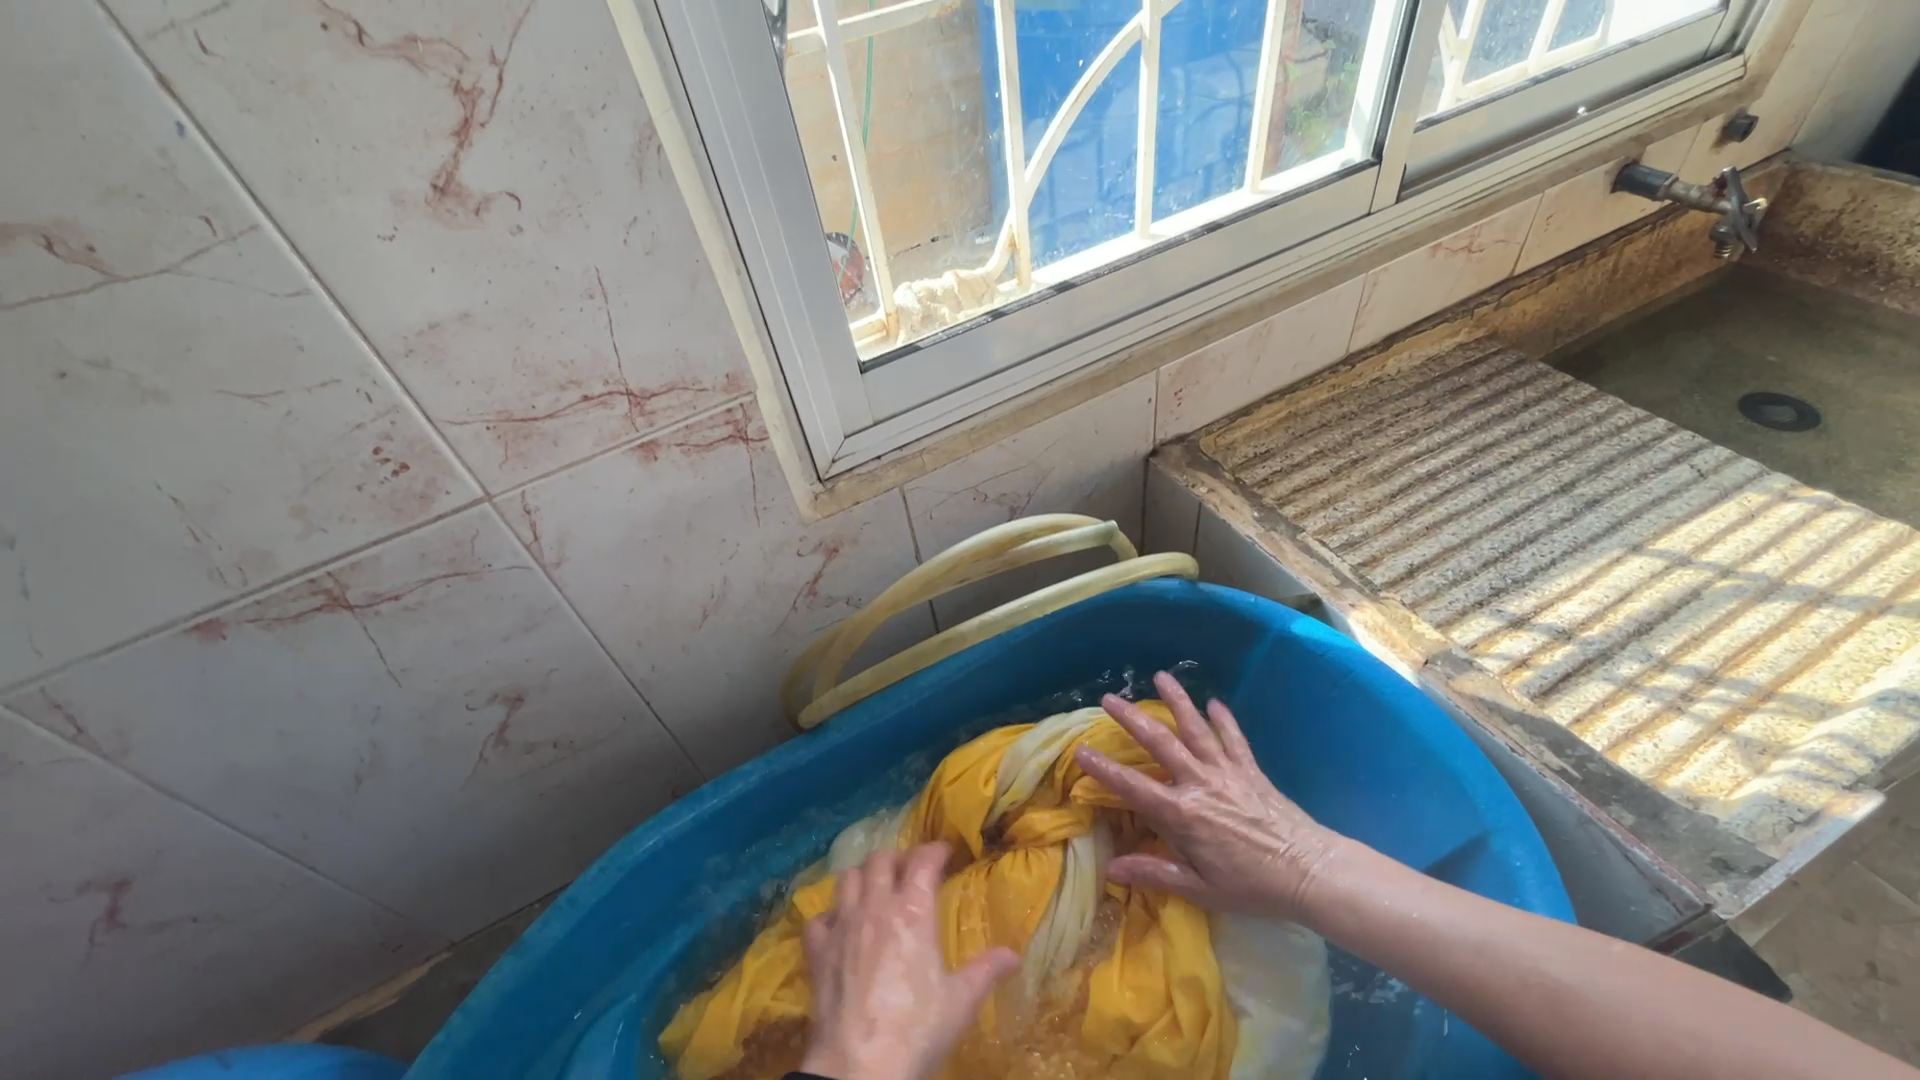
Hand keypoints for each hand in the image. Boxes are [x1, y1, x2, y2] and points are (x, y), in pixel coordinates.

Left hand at [800, 843, 1018, 1079]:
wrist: (860, 1064)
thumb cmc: (917, 1028)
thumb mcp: (961, 1001)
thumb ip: (987, 971)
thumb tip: (1014, 955)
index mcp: (913, 911)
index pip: (923, 861)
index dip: (935, 850)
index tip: (945, 852)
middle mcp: (875, 907)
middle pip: (880, 859)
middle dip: (897, 857)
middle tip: (909, 870)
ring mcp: (842, 925)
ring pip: (846, 877)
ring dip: (862, 876)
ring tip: (874, 888)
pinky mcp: (817, 950)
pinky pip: (818, 917)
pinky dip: (830, 915)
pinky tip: (839, 927)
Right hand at [1074, 671, 1345, 920]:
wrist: (1311, 873)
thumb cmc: (1253, 886)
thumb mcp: (1201, 889)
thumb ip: (1155, 873)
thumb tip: (1111, 869)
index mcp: (1182, 815)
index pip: (1133, 787)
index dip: (1104, 769)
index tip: (1081, 750)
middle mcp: (1200, 783)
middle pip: (1160, 743)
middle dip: (1131, 719)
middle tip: (1108, 699)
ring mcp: (1227, 772)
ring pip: (1195, 729)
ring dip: (1177, 701)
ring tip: (1160, 676)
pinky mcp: (1250, 770)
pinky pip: (1234, 738)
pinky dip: (1223, 719)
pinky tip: (1214, 702)